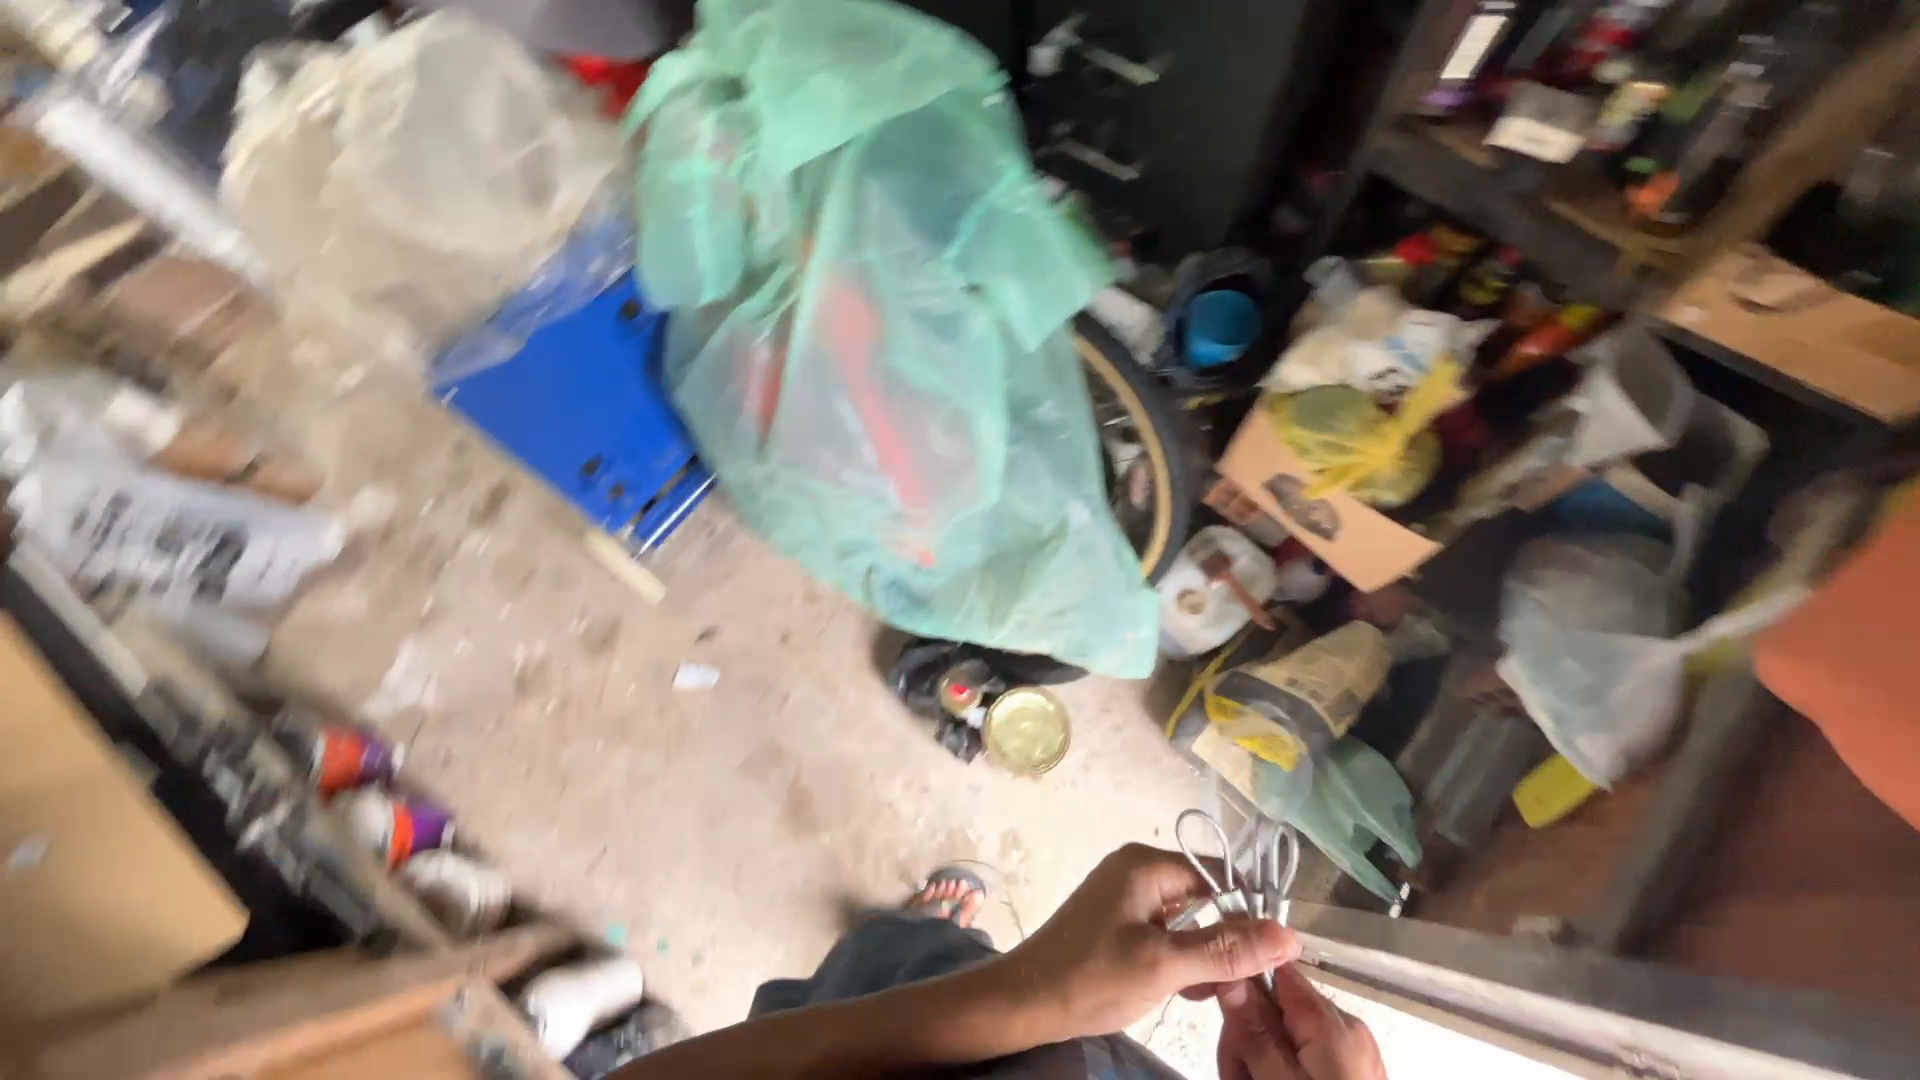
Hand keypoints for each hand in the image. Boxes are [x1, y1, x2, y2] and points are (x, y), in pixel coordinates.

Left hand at [997, 843, 1300, 1040]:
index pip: (1217, 876)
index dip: (1245, 915)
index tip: (1266, 959)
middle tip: (1227, 986)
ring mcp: (1124, 893)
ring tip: (1197, 992)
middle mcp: (1136, 868)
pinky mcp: (1117, 919)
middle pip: (1203, 898)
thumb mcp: (1166, 965)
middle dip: (1221, 941)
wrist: (1027, 1000)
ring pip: (1186, 919)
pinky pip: (1164, 931)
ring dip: (1199, 956)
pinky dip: (1177, 958)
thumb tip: (1287, 934)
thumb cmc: (1093, 976)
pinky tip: (1179, 989)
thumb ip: (1226, 949)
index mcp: (1145, 864)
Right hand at [1216, 966, 1386, 1079]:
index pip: (1274, 970)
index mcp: (1332, 1023)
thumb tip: (1232, 975)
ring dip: (1259, 1062)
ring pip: (1286, 1037)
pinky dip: (1282, 1074)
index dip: (1241, 988)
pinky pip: (1306, 1059)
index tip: (1222, 1021)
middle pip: (1276, 1008)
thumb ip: (1254, 1031)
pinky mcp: (1353, 1076)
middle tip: (1236, 1078)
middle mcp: (1348, 1029)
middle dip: (1247, 1040)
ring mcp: (1355, 1055)